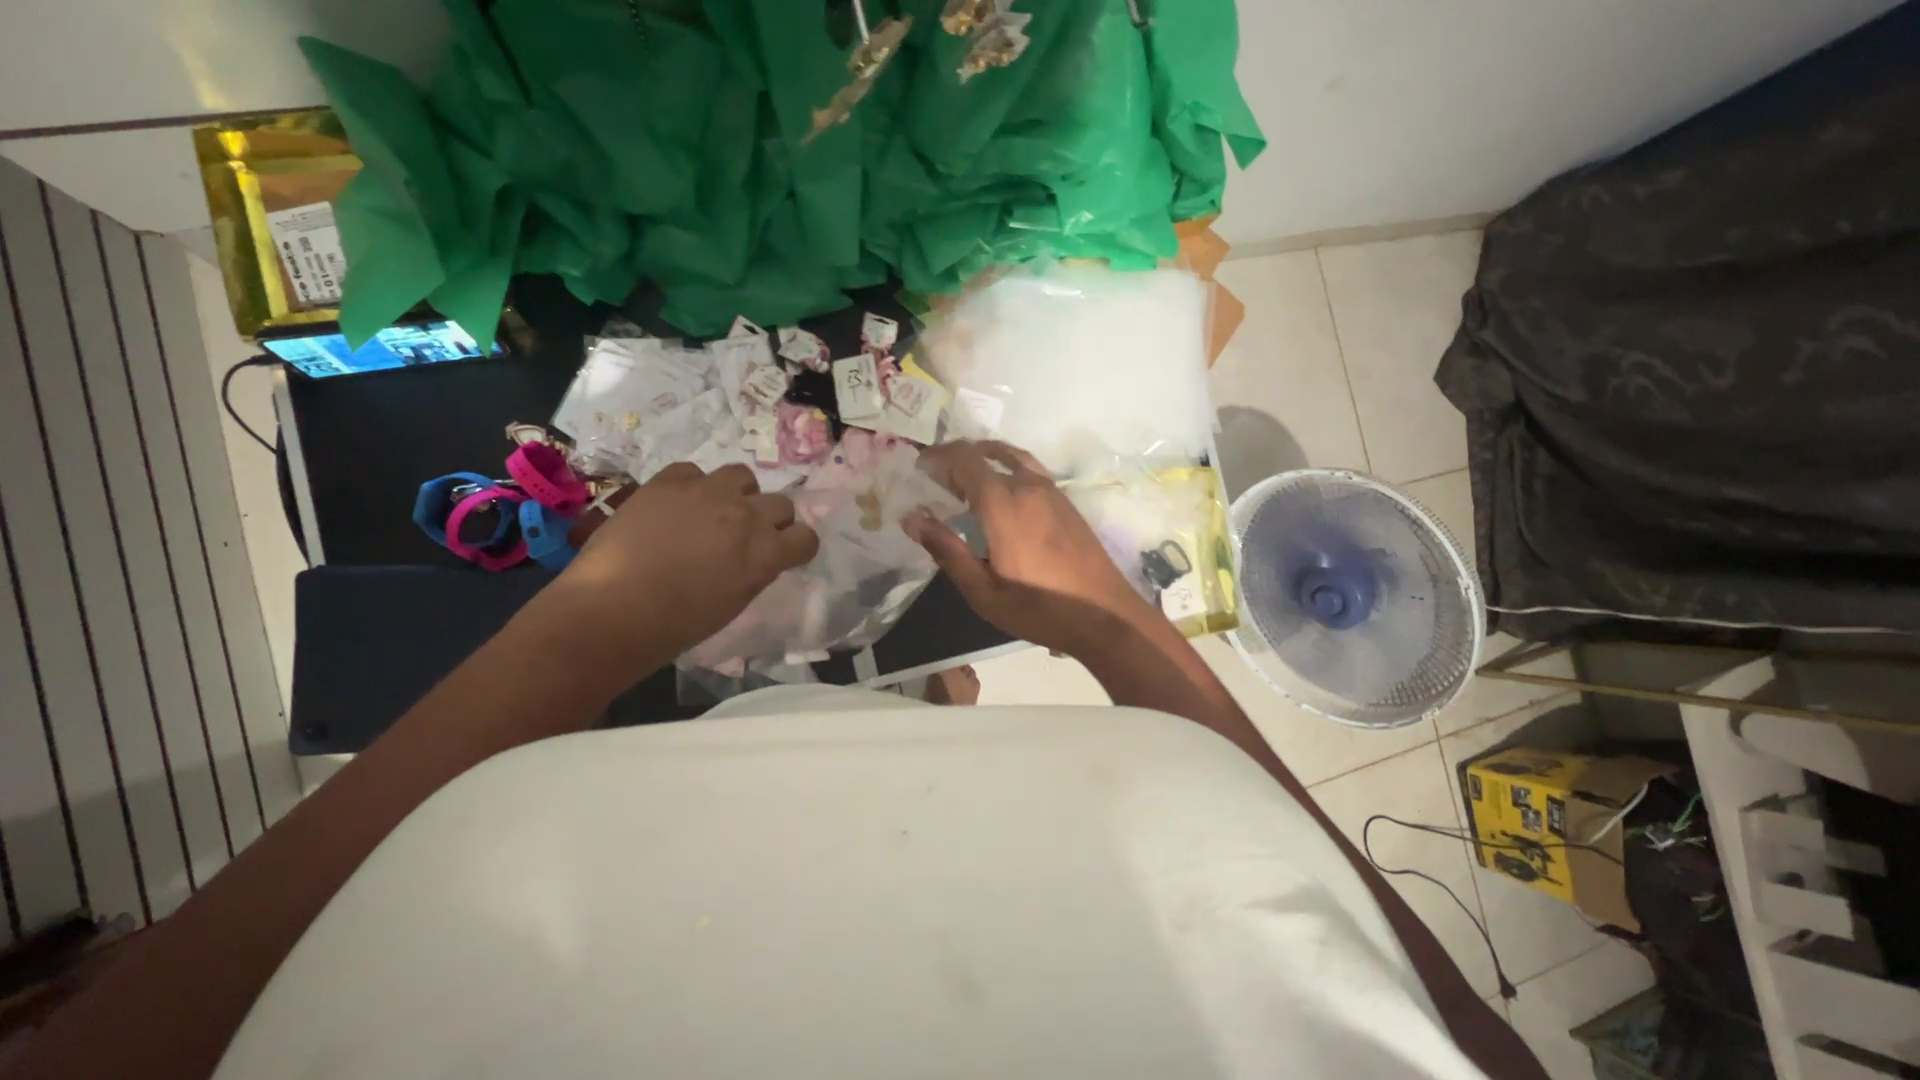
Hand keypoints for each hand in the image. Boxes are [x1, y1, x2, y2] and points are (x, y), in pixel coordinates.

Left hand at [547, 463, 819, 665]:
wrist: (611, 610)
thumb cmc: (674, 626)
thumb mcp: (732, 603)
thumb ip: (753, 572)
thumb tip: (752, 558)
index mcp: (766, 555)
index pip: (806, 537)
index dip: (796, 546)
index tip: (783, 554)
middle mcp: (745, 516)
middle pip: (780, 503)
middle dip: (769, 519)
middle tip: (744, 537)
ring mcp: (707, 492)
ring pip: (743, 476)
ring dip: (737, 494)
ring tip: (715, 512)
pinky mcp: (668, 481)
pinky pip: (694, 471)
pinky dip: (692, 487)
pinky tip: (676, 507)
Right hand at [907, 441, 1158, 657]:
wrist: (1106, 616)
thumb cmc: (1040, 609)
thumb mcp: (983, 591)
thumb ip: (947, 550)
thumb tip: (913, 518)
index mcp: (1004, 504)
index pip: (965, 460)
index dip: (939, 456)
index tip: (919, 466)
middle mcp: (1029, 487)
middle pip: (987, 454)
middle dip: (958, 458)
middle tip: (936, 475)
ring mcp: (1053, 493)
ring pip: (1013, 458)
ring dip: (984, 460)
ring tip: (964, 479)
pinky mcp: (1067, 504)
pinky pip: (1030, 472)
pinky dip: (1006, 470)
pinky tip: (999, 496)